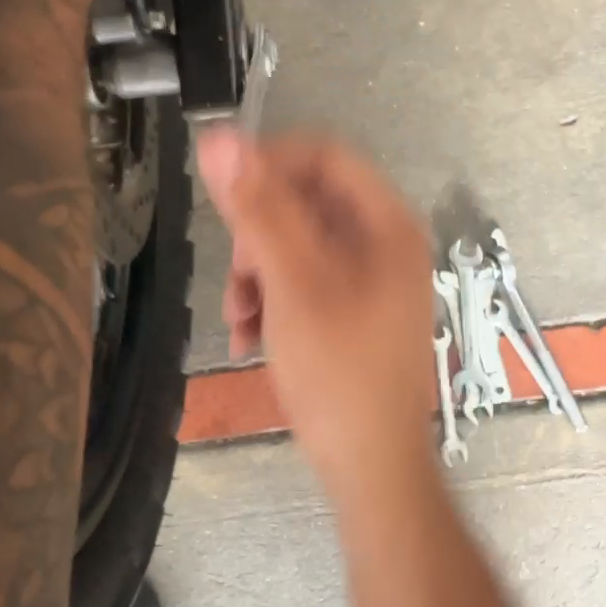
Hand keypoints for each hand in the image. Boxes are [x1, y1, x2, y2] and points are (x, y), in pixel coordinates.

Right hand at [197, 130, 437, 495]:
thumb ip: (257, 208)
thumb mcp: (291, 283)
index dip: (269, 163)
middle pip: (306, 203)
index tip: (223, 192)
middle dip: (257, 234)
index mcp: (386, 224)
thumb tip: (219, 138)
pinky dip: (271, 301)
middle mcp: (384, 244)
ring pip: (297, 246)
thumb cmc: (338, 372)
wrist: (371, 468)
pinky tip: (250, 336)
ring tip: (238, 316)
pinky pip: (304, 283)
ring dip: (256, 273)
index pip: (323, 156)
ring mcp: (371, 281)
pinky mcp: (355, 314)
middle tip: (236, 275)